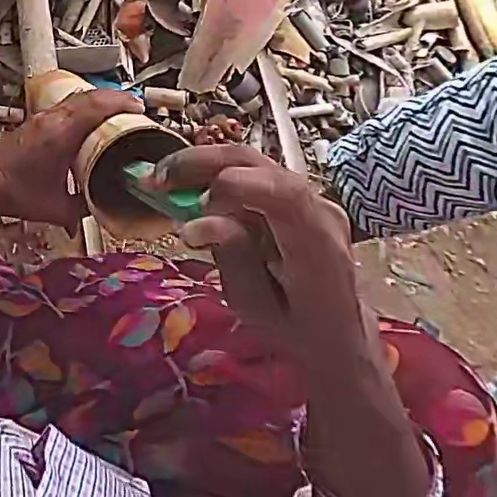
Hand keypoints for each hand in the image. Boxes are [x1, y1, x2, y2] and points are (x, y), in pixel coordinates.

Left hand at [0, 89, 143, 230]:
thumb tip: (106, 203)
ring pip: (77, 98)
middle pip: (89, 96)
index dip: (120, 103)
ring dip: (100, 100)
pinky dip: (85, 105)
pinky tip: (93, 117)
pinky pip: (67, 105)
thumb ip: (85, 205)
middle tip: (136, 107)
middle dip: (115, 98)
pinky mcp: (36, 120)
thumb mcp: (57, 208)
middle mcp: (52, 119)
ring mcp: (42, 117)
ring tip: (119, 110)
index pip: (96, 107)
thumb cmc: (17, 194)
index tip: (140, 108)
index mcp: (60, 134)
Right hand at [156, 145, 371, 373]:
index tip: (197, 202)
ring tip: (161, 180)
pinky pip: (251, 173)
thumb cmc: (299, 332)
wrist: (341, 334)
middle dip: (202, 164)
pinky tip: (186, 187)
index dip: (240, 185)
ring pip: (251, 161)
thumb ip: (234, 261)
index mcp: (317, 246)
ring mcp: (309, 196)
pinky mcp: (294, 194)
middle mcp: (319, 209)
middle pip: (259, 164)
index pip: (285, 195)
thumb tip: (199, 222)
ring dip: (202, 165)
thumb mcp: (258, 310)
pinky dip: (214, 175)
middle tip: (156, 178)